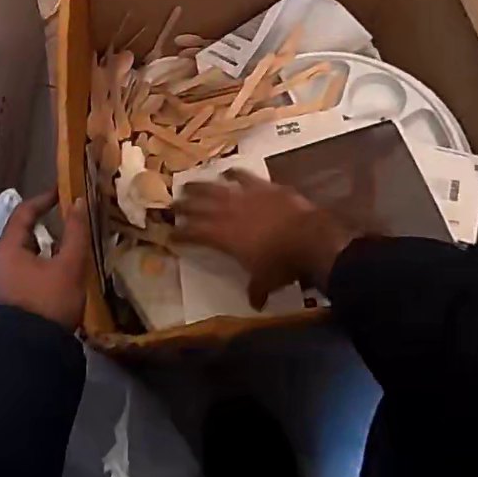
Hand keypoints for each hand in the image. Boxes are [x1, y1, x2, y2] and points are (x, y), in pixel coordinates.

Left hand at [0, 191, 91, 330]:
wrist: (24, 357)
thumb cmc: (47, 304)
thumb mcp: (69, 267)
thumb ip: (75, 232)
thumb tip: (78, 201)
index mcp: (7, 250)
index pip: (23, 213)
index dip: (44, 200)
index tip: (63, 193)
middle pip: (20, 235)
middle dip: (44, 227)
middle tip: (68, 223)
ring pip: (21, 256)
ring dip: (42, 250)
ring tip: (66, 251)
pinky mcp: (3, 303)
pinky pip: (21, 273)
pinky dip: (38, 267)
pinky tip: (54, 277)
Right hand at [174, 171, 353, 307]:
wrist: (308, 236)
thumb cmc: (282, 263)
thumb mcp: (266, 281)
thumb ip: (256, 290)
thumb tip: (255, 305)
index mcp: (222, 236)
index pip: (194, 234)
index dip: (180, 234)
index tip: (169, 234)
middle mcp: (227, 213)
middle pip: (198, 206)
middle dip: (183, 206)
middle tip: (172, 205)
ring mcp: (244, 196)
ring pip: (215, 188)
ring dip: (200, 186)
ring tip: (187, 184)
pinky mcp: (262, 186)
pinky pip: (243, 176)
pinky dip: (233, 173)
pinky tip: (226, 172)